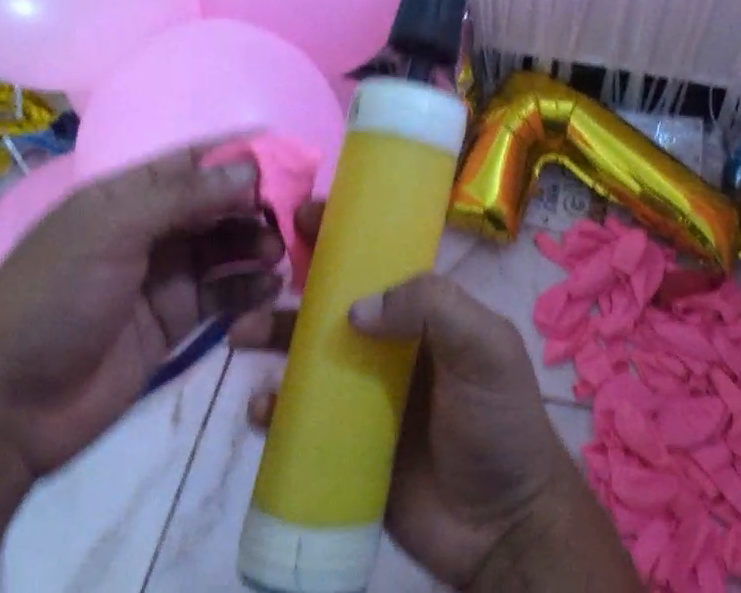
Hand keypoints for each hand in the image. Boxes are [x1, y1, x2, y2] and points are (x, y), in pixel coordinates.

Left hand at [0, 146, 282, 475]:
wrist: (9, 405)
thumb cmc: (53, 299)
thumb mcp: (109, 231)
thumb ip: (180, 196)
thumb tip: (248, 168)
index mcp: (124, 197)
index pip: (191, 161)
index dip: (237, 152)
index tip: (289, 152)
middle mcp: (148, 230)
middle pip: (216, 203)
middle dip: (256, 203)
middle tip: (292, 214)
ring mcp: (164, 277)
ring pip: (226, 247)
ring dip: (256, 244)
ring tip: (278, 254)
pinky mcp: (177, 321)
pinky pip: (224, 293)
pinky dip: (250, 287)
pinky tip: (270, 287)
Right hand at [236, 220, 637, 590]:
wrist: (499, 526)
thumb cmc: (499, 423)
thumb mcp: (485, 348)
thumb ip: (433, 307)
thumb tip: (353, 308)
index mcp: (428, 315)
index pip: (382, 262)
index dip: (347, 235)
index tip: (306, 214)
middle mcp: (393, 346)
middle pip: (334, 303)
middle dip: (294, 283)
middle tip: (257, 272)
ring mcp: (365, 395)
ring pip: (306, 354)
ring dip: (271, 337)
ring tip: (241, 336)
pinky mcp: (342, 444)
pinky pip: (297, 418)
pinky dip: (272, 408)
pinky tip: (262, 410)